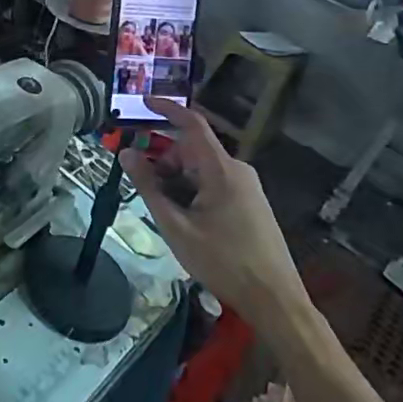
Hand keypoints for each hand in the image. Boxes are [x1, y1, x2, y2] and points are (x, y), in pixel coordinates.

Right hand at [119, 97, 307, 330]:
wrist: (275, 299)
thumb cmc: (223, 262)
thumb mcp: (176, 226)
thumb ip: (149, 187)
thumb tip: (127, 154)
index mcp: (222, 169)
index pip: (192, 124)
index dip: (167, 109)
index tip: (142, 102)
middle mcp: (237, 170)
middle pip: (193, 150)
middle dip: (165, 161)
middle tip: (145, 187)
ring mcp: (247, 187)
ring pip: (202, 169)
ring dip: (178, 180)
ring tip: (166, 213)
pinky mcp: (251, 203)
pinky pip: (215, 183)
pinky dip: (193, 191)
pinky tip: (185, 220)